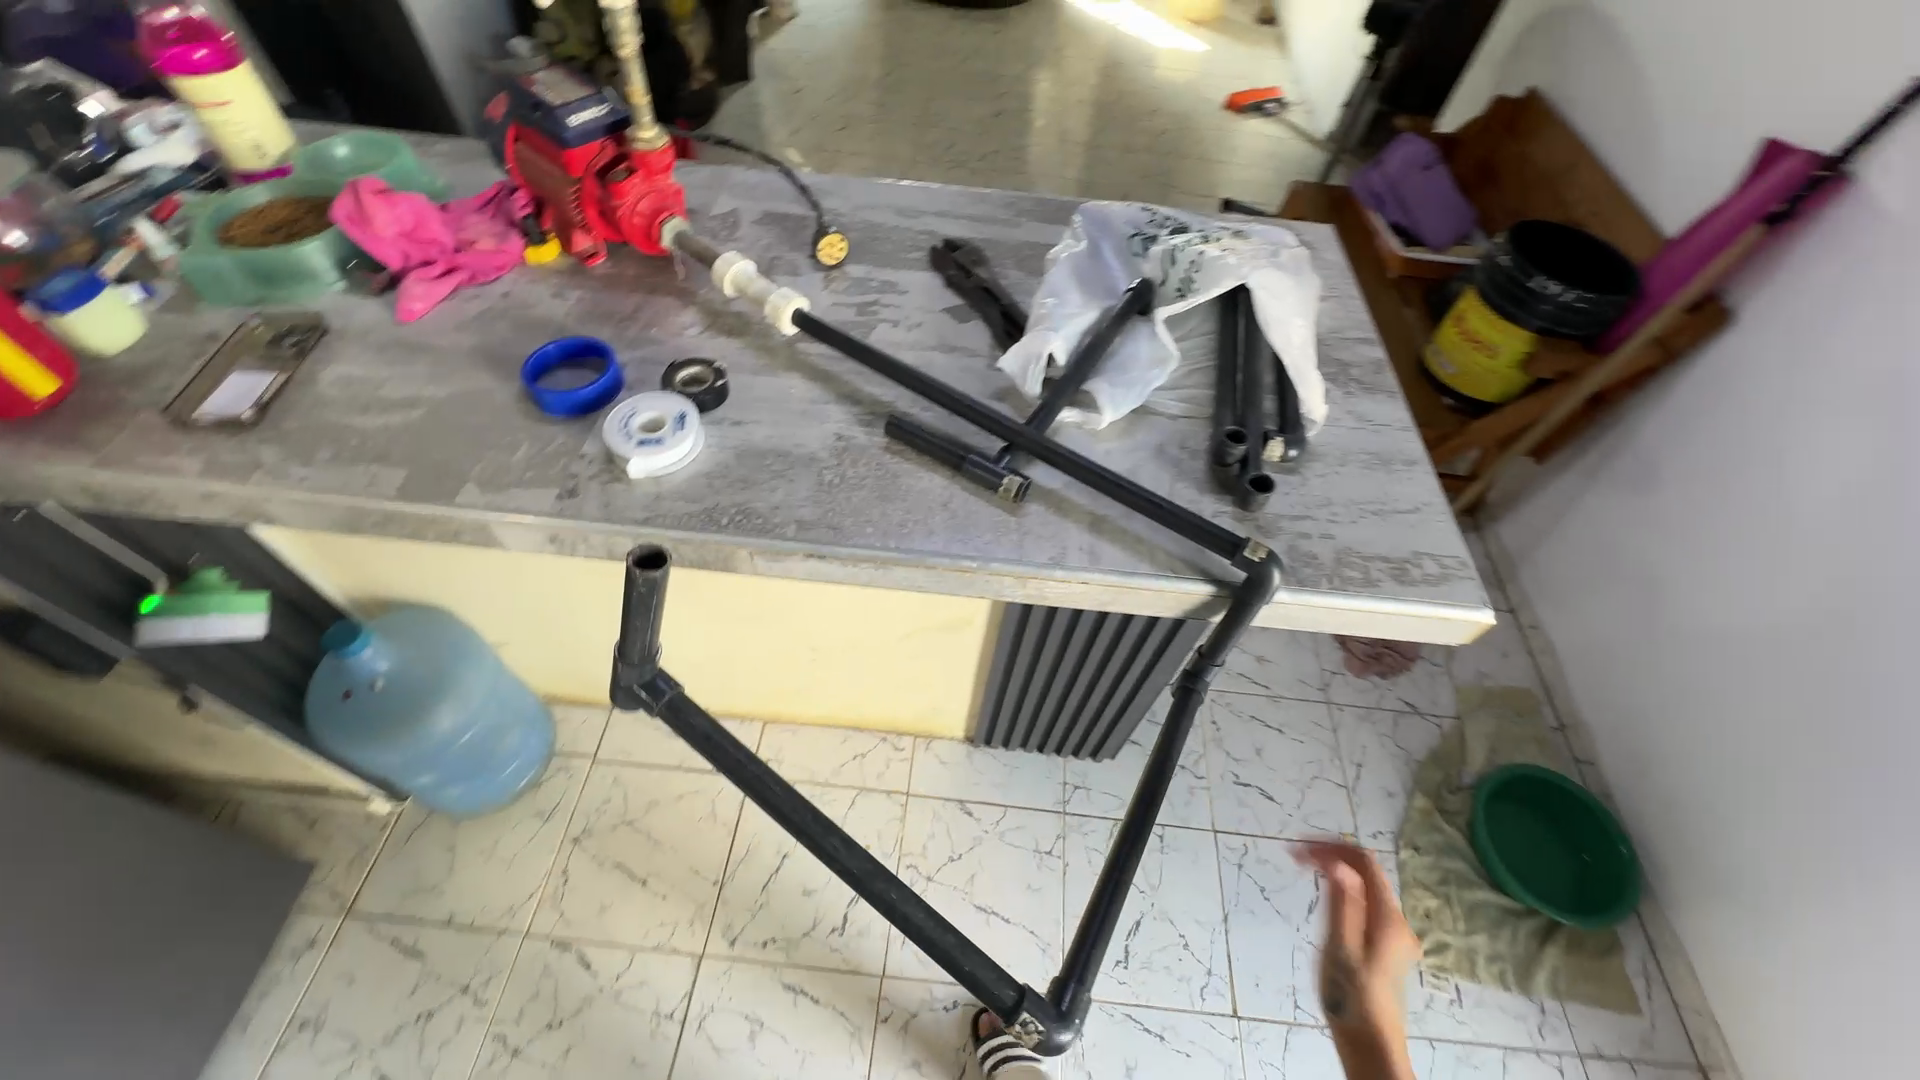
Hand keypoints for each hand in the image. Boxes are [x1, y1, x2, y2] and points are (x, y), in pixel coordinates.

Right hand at [1292, 842, 1420, 1035]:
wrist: (1371, 1047)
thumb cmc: (1352, 1000)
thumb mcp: (1341, 949)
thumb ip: (1343, 904)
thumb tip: (1338, 863)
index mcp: (1388, 918)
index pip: (1364, 862)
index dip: (1332, 847)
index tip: (1297, 849)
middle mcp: (1396, 921)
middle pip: (1366, 871)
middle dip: (1331, 855)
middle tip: (1295, 855)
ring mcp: (1392, 934)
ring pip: (1364, 886)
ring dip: (1335, 870)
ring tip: (1303, 868)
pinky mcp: (1384, 946)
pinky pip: (1364, 903)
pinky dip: (1341, 890)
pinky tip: (1323, 897)